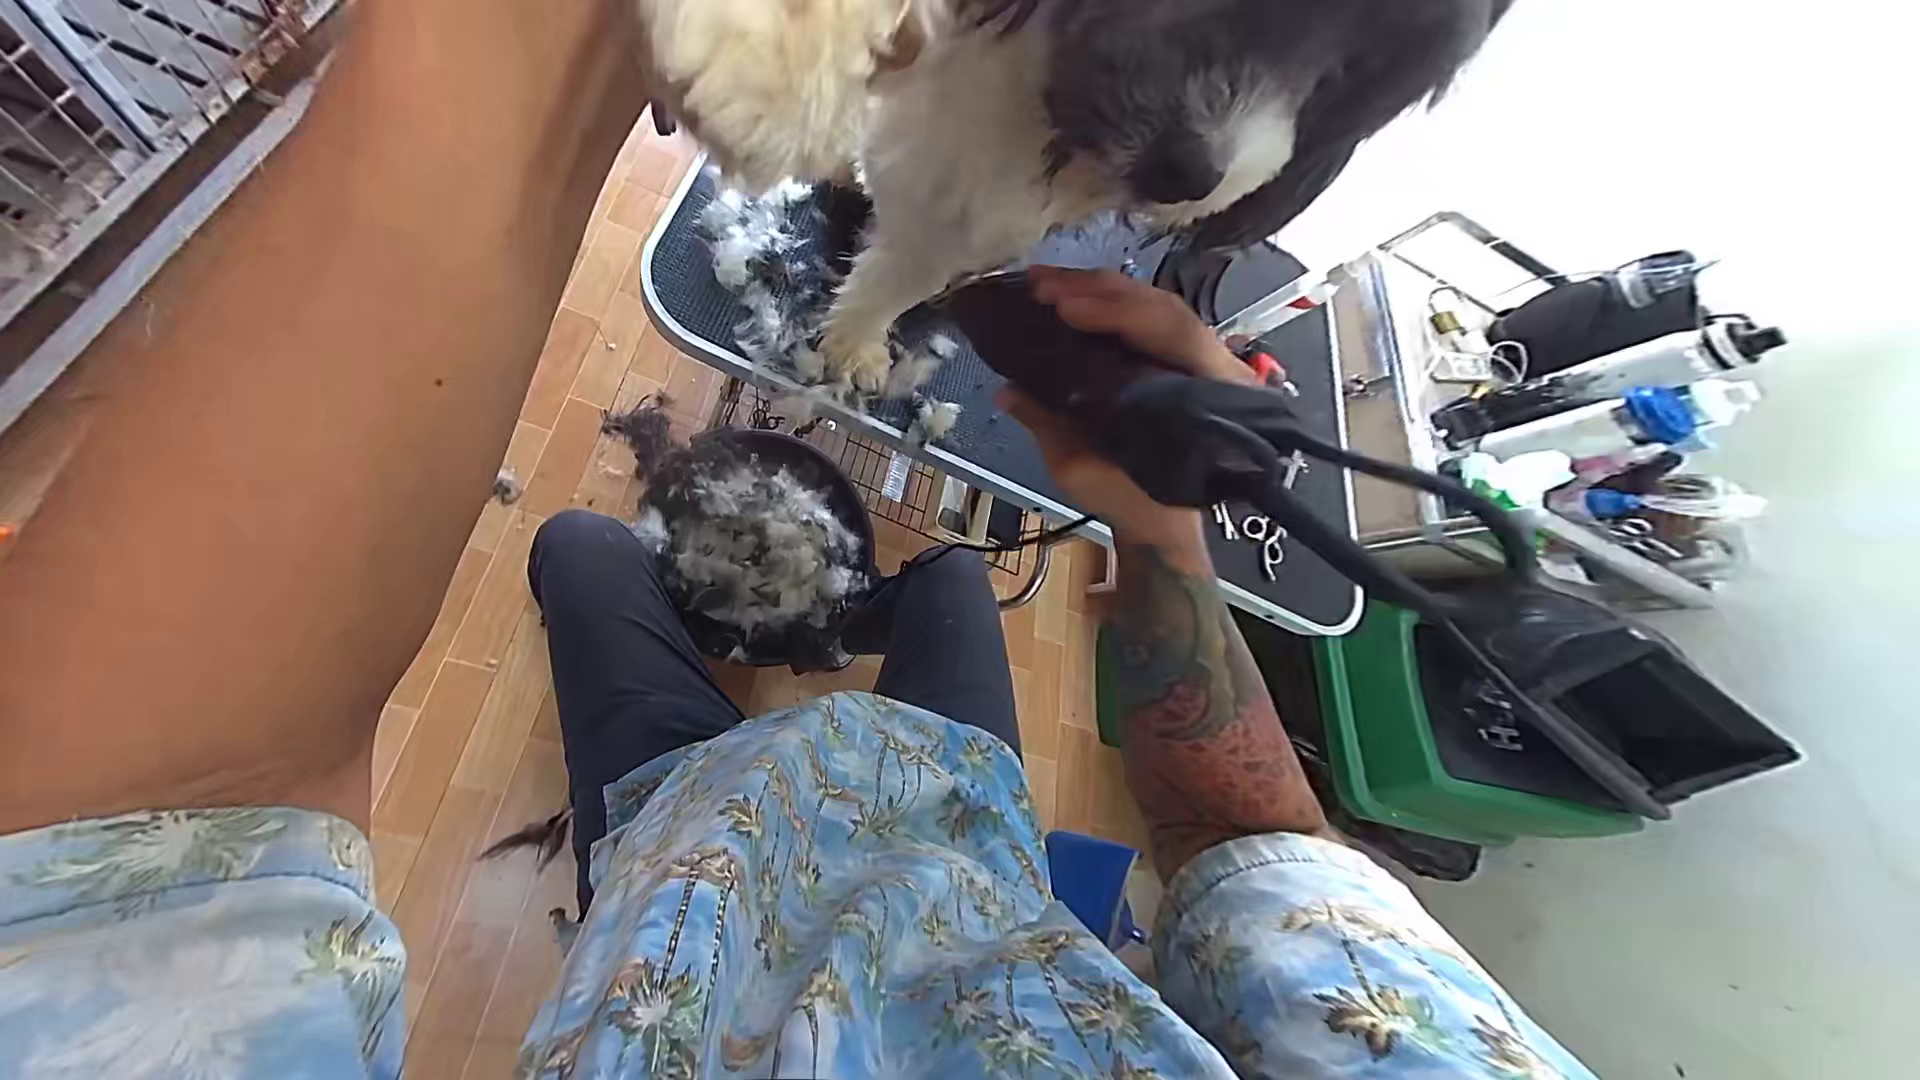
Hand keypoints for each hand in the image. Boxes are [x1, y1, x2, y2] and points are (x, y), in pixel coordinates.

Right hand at [999, 267, 1276, 547]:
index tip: (1064, 307)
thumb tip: (1007, 391)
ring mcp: (1198, 358)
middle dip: (1097, 288)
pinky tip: (1072, 296)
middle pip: (1160, 305)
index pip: (1168, 332)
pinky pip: (1146, 317)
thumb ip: (1049, 427)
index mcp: (1202, 396)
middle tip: (1040, 283)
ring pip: (1154, 303)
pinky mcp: (1177, 358)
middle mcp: (1210, 366)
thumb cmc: (1128, 499)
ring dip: (1099, 288)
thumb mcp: (1082, 470)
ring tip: (1047, 283)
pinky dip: (1107, 303)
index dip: (1115, 313)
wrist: (1162, 519)